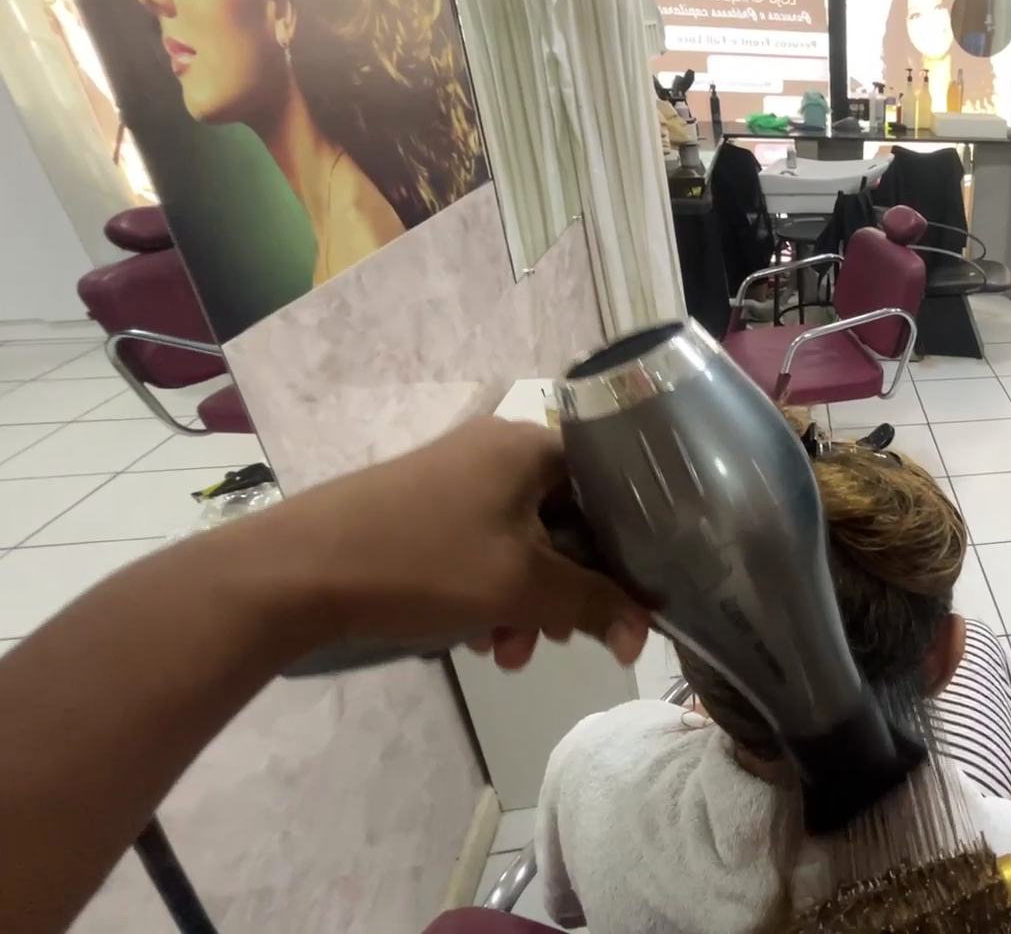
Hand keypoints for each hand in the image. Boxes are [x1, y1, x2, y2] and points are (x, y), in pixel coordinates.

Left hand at [261, 417, 649, 669]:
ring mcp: (457, 472)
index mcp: (533, 445)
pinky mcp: (422, 501)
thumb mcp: (523, 589)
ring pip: (524, 536)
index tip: (624, 593)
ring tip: (510, 650)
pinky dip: (490, 585)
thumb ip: (595, 608)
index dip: (627, 544)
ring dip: (528, 596)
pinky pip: (483, 539)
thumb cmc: (423, 563)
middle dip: (568, 586)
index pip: (612, 487)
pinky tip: (477, 634)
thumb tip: (644, 639)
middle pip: (568, 519)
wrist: (280, 577)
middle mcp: (500, 446)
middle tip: (561, 635)